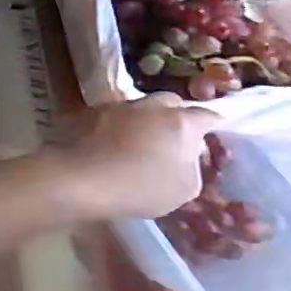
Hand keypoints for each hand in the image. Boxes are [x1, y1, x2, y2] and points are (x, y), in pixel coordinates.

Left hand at [19, 93, 221, 217]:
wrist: (79, 178)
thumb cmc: (139, 187)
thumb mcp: (185, 188)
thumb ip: (192, 164)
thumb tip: (187, 152)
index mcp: (179, 122)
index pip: (206, 116)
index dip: (211, 125)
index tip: (211, 134)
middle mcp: (148, 105)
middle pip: (169, 103)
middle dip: (175, 116)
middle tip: (173, 138)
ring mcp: (115, 105)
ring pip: (137, 107)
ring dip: (142, 120)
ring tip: (137, 143)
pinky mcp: (87, 111)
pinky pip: (110, 116)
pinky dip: (115, 126)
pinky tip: (108, 144)